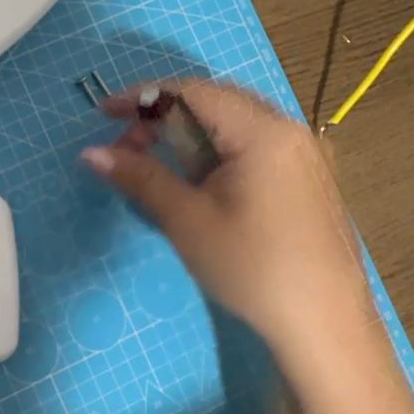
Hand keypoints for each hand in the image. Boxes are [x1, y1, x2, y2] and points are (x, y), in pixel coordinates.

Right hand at [80, 81, 373, 344]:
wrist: (323, 322)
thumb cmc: (251, 266)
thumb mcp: (186, 219)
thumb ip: (139, 177)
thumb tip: (91, 153)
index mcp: (263, 132)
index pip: (193, 92)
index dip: (142, 97)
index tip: (102, 115)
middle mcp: (291, 131)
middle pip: (216, 102)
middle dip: (163, 116)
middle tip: (124, 147)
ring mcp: (305, 155)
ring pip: (235, 124)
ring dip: (187, 135)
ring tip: (154, 167)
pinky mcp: (308, 179)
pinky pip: (253, 146)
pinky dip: (214, 151)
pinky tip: (197, 183)